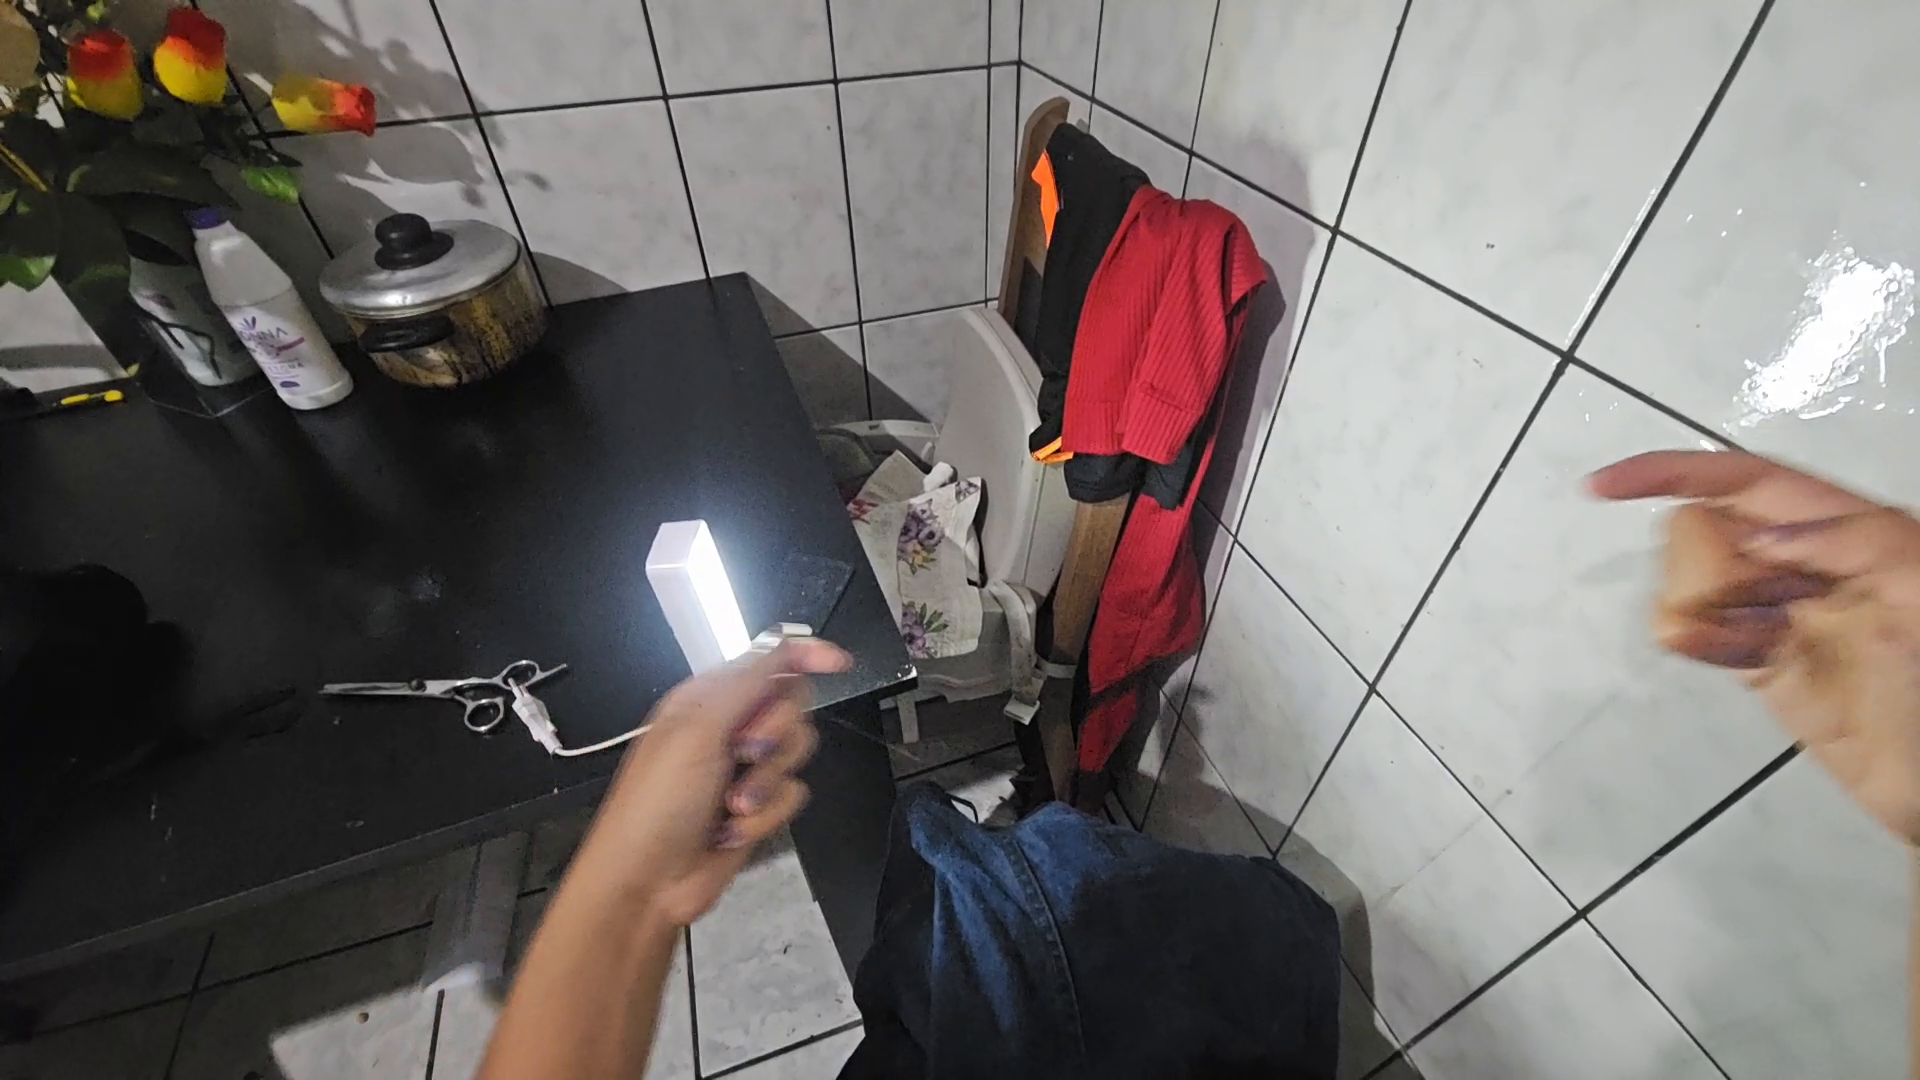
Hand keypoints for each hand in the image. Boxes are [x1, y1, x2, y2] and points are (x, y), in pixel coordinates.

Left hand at [569, 639, 849, 926]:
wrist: (647, 884)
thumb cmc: (657, 802)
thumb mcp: (699, 730)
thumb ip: (751, 682)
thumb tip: (792, 643)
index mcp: (710, 697)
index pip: (771, 661)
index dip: (807, 655)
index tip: (839, 662)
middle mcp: (731, 725)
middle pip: (793, 705)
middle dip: (777, 731)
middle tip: (747, 749)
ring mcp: (747, 766)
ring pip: (798, 750)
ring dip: (768, 780)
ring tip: (734, 805)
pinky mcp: (761, 804)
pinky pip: (794, 792)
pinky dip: (768, 813)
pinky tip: (734, 828)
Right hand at [1590, 451, 1919, 842]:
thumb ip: (1860, 543)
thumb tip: (1753, 537)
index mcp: (1850, 535)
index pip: (1745, 481)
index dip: (1671, 473)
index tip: (1601, 488)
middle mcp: (1802, 563)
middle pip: (1701, 533)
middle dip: (1698, 564)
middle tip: (1753, 608)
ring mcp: (1772, 609)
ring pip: (1684, 580)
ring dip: (1692, 607)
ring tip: (1747, 644)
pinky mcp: (1748, 653)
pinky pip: (1686, 627)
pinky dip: (1688, 638)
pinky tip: (1729, 657)